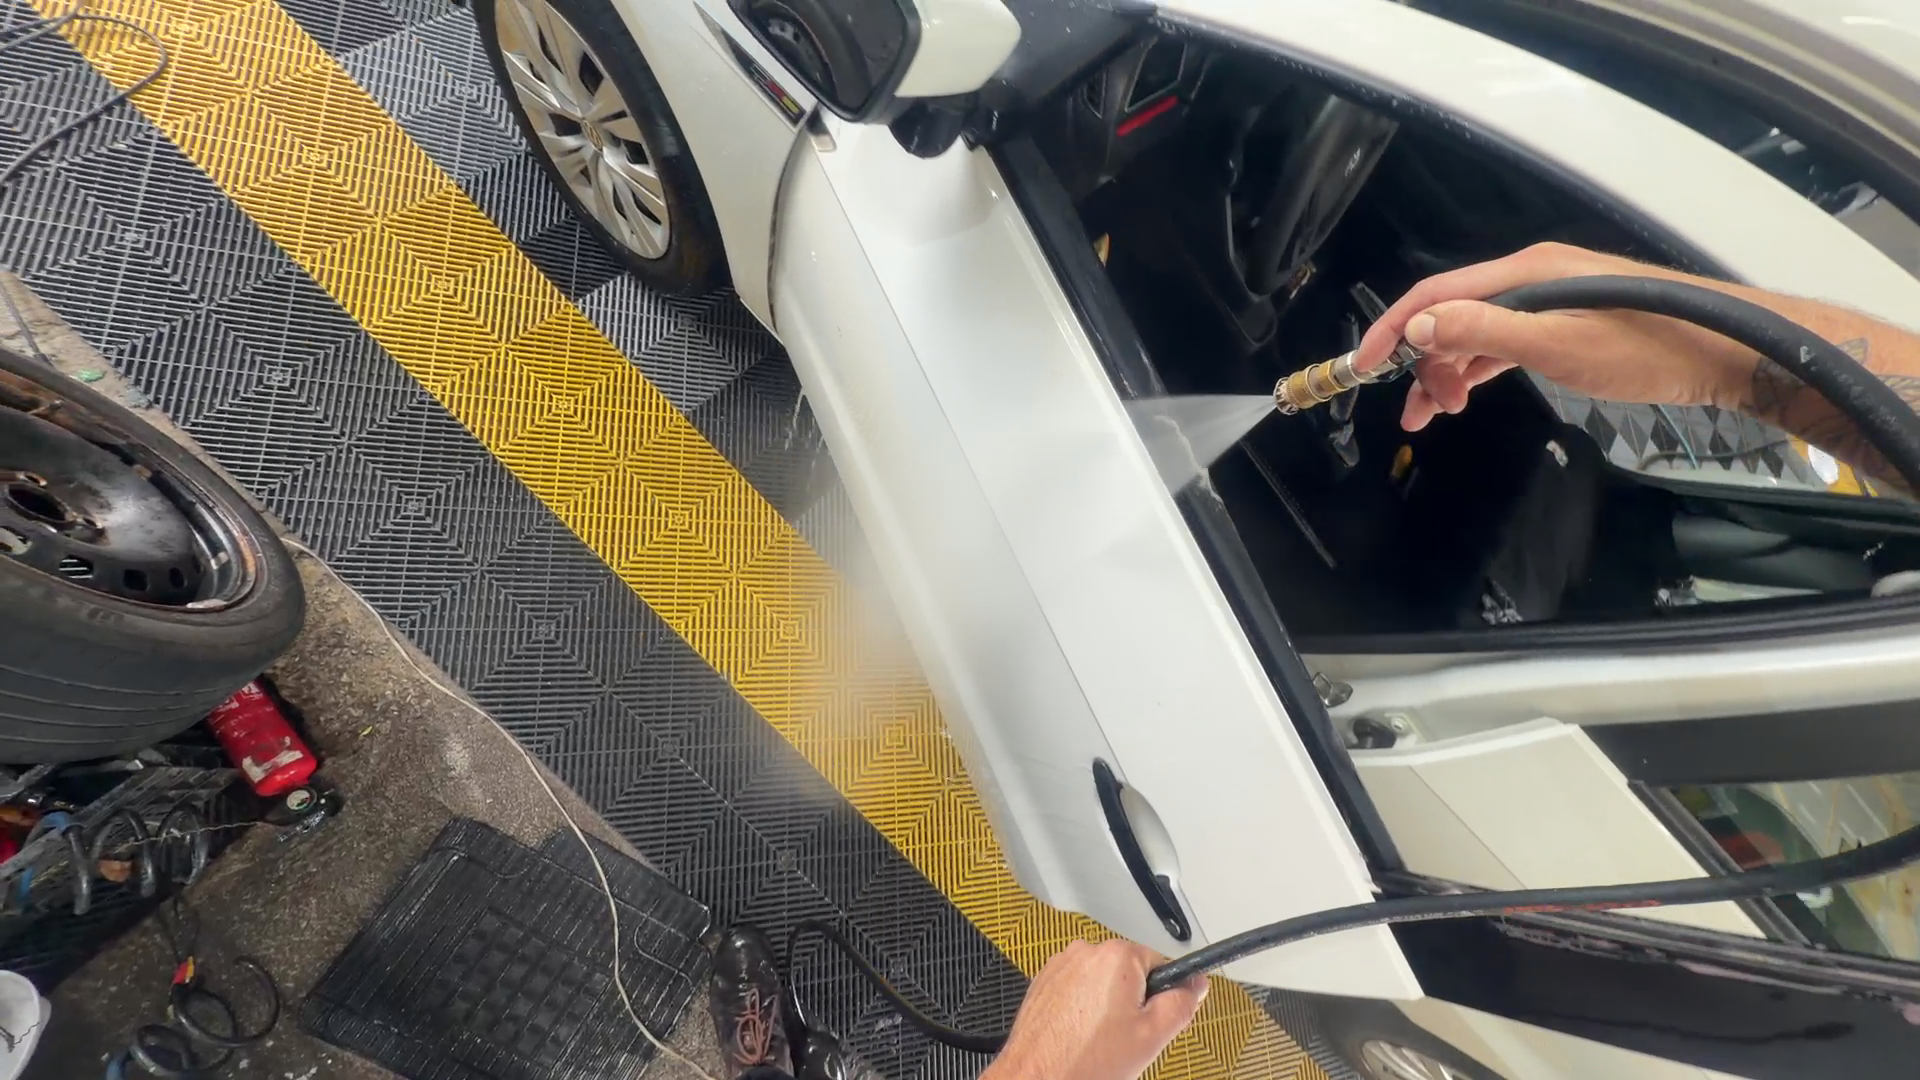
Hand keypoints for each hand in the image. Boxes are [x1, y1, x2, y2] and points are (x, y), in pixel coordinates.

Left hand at [983, 940, 1207, 1079]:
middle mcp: (1088, 950)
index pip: (1159, 964)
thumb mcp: (1151, 1037)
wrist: (1038, 1075)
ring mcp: (1064, 962)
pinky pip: (1077, 986)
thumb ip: (1180, 1005)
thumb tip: (1196, 985)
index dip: (1161, 996)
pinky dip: (1082, 1006)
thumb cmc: (1087, 1060)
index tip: (1154, 1018)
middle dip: (1133, 1002)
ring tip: (1099, 1039)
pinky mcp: (1047, 976)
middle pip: (1129, 972)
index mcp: (1117, 956)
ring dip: (1107, 1004)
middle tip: (1125, 1037)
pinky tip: (1080, 1033)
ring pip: (1102, 980)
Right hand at [1351, 242, 1763, 430]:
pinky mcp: (1551, 325)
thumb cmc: (1648, 348)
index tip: (1361, 368)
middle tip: (1423, 411)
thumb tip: (1417, 327)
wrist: (1731, 355)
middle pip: (1446, 319)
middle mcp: (1525, 281)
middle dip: (1422, 364)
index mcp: (1523, 274)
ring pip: (1465, 337)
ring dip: (1443, 374)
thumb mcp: (1556, 343)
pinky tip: (1461, 395)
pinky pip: (1491, 346)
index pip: (1434, 296)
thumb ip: (1482, 330)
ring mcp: (1539, 303)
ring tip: (1438, 413)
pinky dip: (1469, 372)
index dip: (1391, 330)